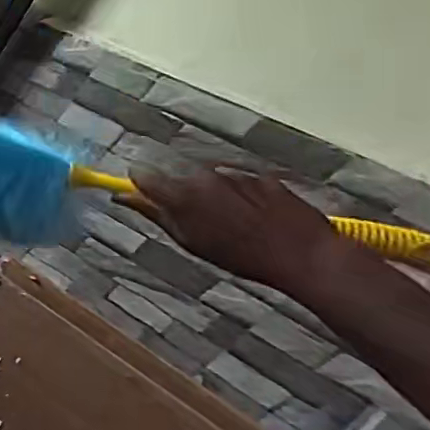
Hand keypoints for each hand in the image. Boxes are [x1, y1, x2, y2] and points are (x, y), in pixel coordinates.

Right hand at [117, 166, 365, 290]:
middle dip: (183, 194)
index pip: (141, 173)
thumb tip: (121, 197)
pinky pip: (240, 182)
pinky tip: (258, 218)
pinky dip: (242, 196)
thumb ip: (154, 214)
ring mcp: (233, 173)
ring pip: (209, 179)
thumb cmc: (241, 256)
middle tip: (200, 222)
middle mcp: (201, 175)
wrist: (307, 255)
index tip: (148, 198)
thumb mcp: (190, 241)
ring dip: (213, 195)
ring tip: (236, 225)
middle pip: (178, 177)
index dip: (142, 185)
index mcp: (179, 192)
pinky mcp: (260, 176)